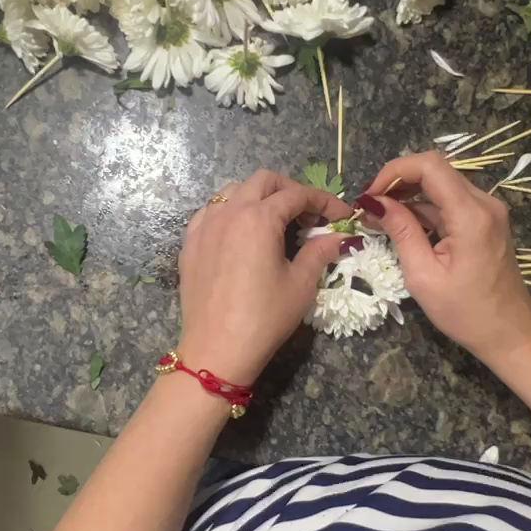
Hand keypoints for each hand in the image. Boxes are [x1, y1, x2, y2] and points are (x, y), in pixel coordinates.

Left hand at [175, 170, 354, 385]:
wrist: (217, 349)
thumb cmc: (264, 317)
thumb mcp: (300, 285)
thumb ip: (319, 252)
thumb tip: (339, 237)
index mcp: (259, 218)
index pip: (297, 195)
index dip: (324, 202)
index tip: (340, 217)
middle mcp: (230, 212)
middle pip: (263, 181)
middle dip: (290, 190)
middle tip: (307, 214)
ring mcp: (205, 226)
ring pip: (233, 191)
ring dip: (258, 197)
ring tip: (274, 222)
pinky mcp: (190, 243)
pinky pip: (211, 212)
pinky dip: (230, 212)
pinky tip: (240, 234)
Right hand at [357, 152, 530, 364]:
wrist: (510, 333)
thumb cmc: (466, 312)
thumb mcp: (423, 276)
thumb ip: (401, 231)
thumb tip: (375, 202)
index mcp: (471, 215)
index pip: (430, 166)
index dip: (395, 171)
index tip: (370, 195)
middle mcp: (484, 203)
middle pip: (435, 170)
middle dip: (398, 181)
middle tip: (370, 205)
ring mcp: (487, 210)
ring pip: (441, 184)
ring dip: (409, 194)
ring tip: (380, 216)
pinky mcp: (485, 220)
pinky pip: (450, 201)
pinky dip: (424, 206)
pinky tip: (402, 223)